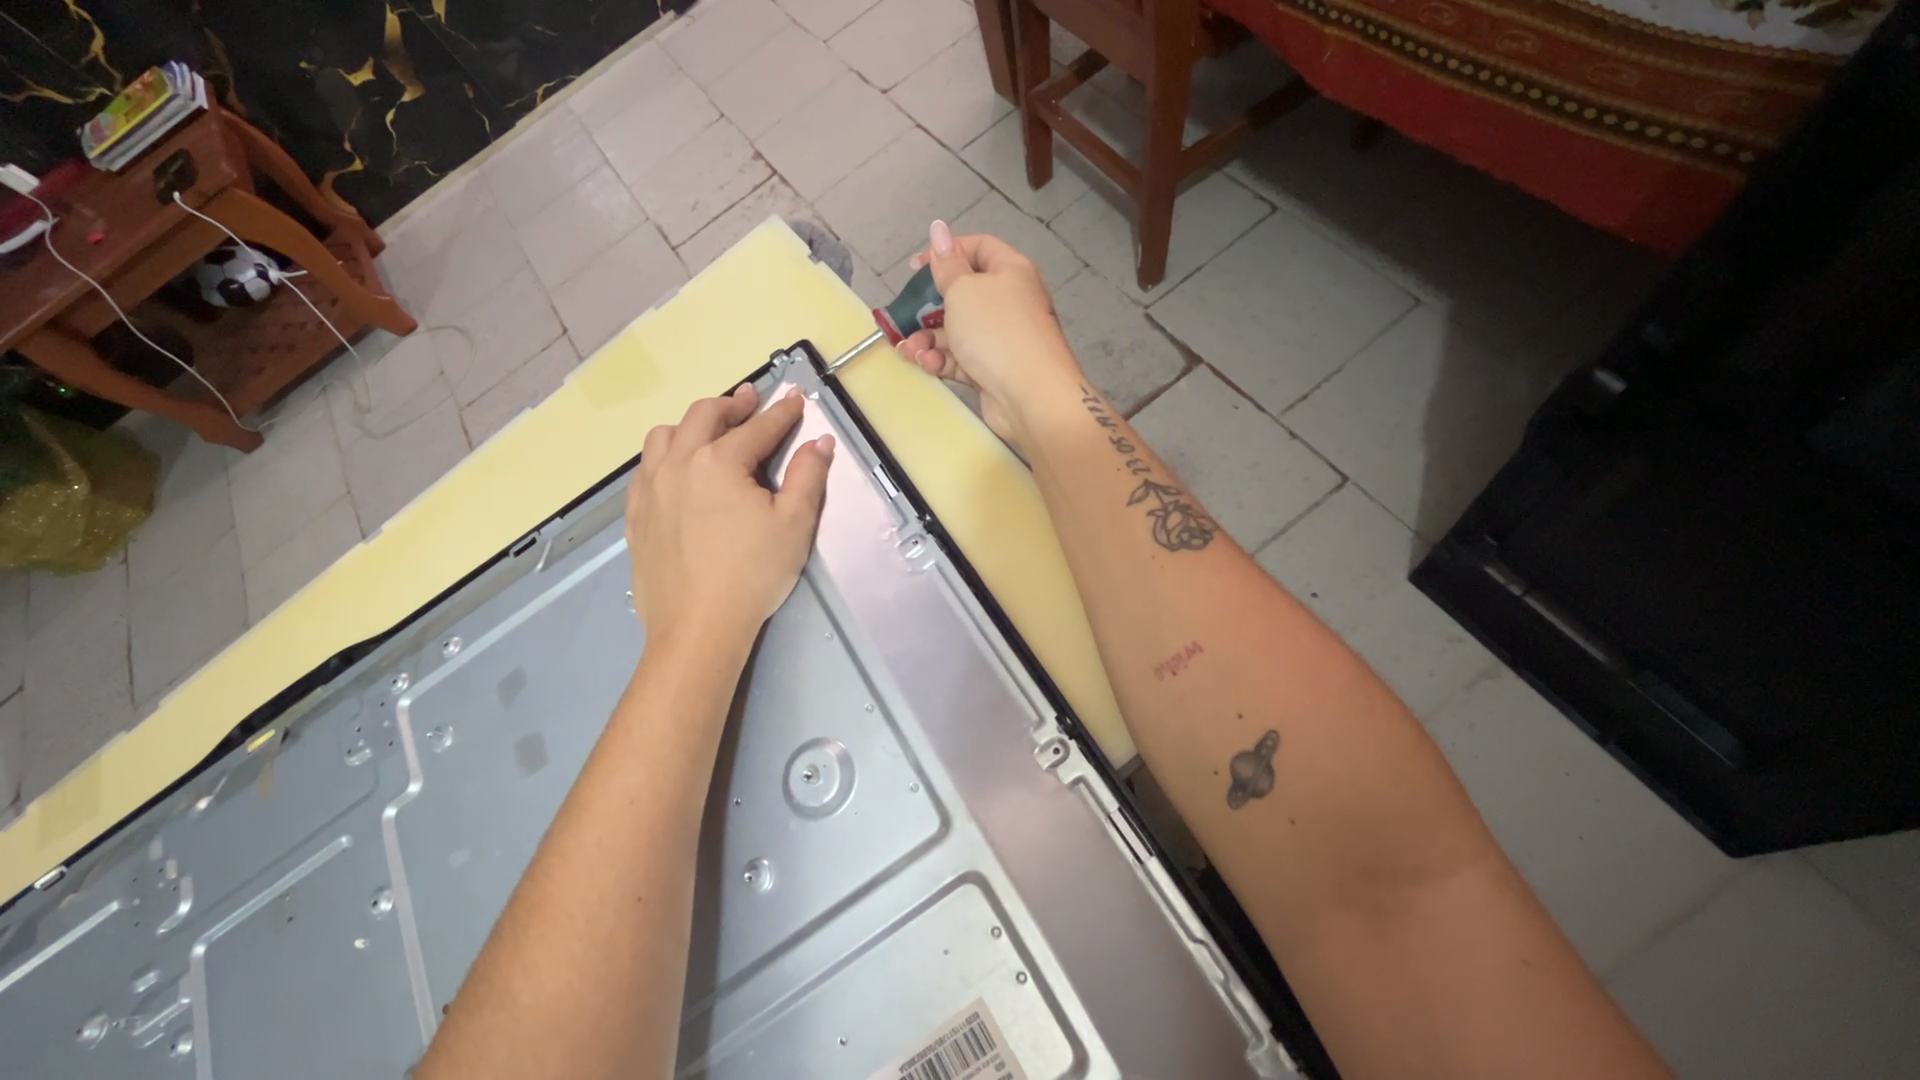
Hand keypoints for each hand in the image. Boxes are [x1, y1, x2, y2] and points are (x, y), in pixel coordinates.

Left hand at [625, 385, 833, 645]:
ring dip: (691, 425)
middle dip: (732, 405)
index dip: (781, 412)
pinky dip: (665, 455)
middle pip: (704, 416)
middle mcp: (679, 464)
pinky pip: (646, 468)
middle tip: (750, 401)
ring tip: (709, 432)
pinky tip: (677, 470)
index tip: (794, 399)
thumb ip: (808, 476)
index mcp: (720, 462)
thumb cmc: (752, 575)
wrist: (697, 627)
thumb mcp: (794, 525)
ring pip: (665, 436)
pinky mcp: (637, 514)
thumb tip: (820, 441)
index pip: (758, 427)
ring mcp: (651, 488)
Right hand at [895, 221, 1083, 444]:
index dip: (946, 251)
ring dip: (928, 339)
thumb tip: (939, 229)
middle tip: (904, 316)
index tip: (915, 267)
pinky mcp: (994, 369)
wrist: (1031, 395)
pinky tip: (925, 364)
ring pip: (957, 330)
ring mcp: (1002, 338)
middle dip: (929, 307)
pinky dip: (942, 360)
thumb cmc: (996, 331)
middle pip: (963, 293)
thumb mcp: (964, 290)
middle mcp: (1009, 301)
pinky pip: (962, 358)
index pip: (978, 248)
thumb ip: (947, 264)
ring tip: (909, 350)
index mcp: (1010, 271)